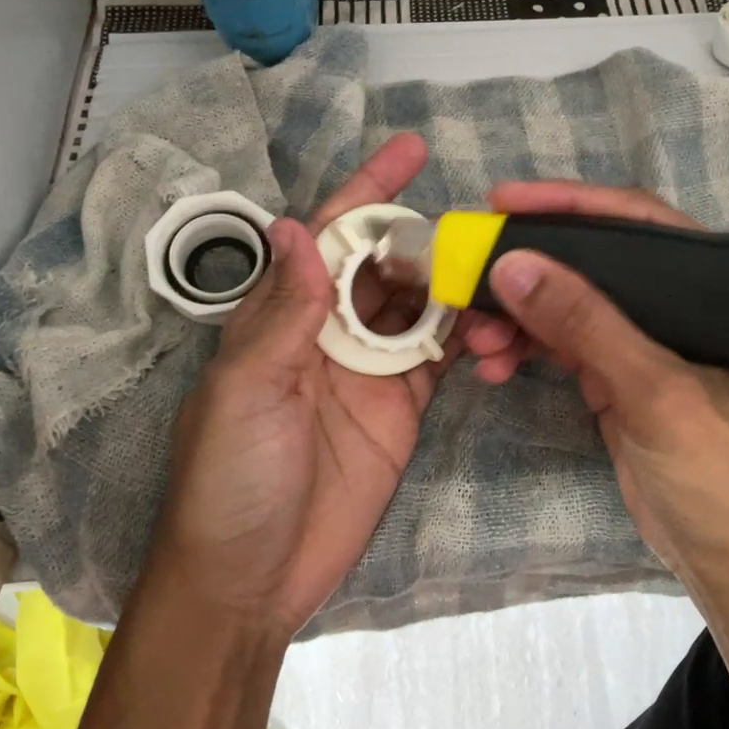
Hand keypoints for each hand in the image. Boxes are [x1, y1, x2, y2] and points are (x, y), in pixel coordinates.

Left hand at [150, 133, 458, 639]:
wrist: (252, 578)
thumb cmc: (231, 480)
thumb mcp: (246, 391)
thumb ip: (283, 314)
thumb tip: (301, 226)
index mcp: (279, 318)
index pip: (328, 239)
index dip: (366, 192)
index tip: (410, 150)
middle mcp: (325, 334)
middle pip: (382, 266)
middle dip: (426, 237)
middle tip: (481, 226)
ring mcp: (367, 372)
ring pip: (418, 307)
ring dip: (454, 286)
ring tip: (498, 272)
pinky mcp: (400, 410)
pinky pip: (437, 359)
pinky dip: (465, 338)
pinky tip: (495, 324)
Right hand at [459, 182, 728, 594]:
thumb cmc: (721, 477)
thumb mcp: (657, 395)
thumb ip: (589, 327)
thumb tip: (513, 264)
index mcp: (713, 293)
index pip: (639, 224)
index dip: (571, 205)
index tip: (503, 203)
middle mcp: (678, 308)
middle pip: (595, 263)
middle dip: (531, 268)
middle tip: (469, 270)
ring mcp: (645, 346)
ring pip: (572, 307)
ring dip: (521, 316)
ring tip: (477, 338)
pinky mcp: (619, 381)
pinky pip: (564, 347)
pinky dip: (528, 350)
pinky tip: (495, 363)